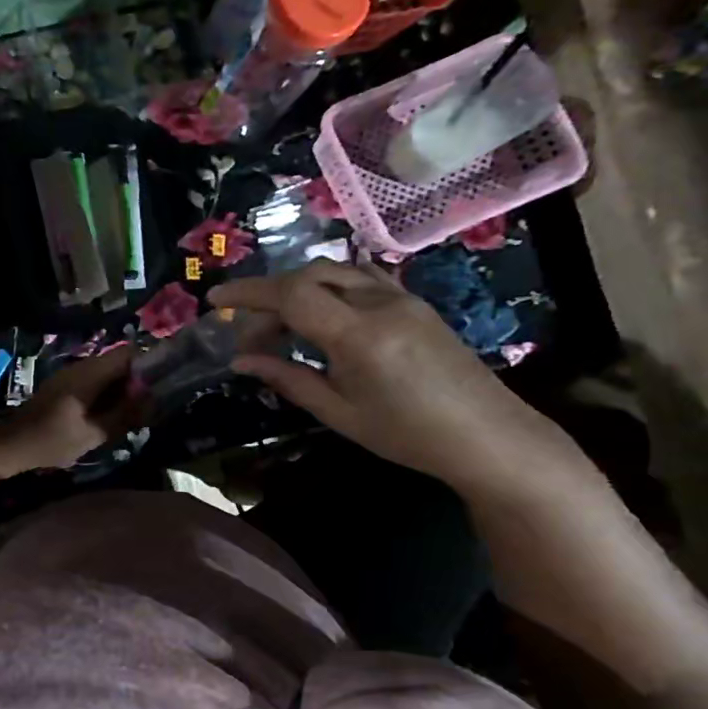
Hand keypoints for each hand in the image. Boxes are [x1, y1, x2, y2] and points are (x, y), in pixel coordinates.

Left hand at [0, 346, 146, 477]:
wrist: (13, 444)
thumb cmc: (53, 440)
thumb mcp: (94, 433)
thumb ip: (125, 414)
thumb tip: (153, 398)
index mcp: (89, 374)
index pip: (128, 353)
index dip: (149, 363)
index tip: (164, 381)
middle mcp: (80, 367)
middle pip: (118, 361)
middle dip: (138, 378)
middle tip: (153, 400)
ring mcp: (69, 374)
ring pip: (106, 372)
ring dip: (122, 387)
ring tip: (136, 409)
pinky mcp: (63, 385)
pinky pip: (93, 380)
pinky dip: (106, 392)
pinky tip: (112, 412)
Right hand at [208, 263, 566, 493]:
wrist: (491, 438)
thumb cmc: (408, 434)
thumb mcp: (338, 412)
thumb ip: (287, 378)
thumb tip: (240, 361)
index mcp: (359, 335)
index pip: (291, 295)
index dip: (248, 293)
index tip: (216, 301)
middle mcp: (381, 305)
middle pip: (309, 275)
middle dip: (269, 296)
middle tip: (252, 335)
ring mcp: (402, 299)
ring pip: (335, 270)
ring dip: (299, 287)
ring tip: (283, 322)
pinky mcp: (415, 303)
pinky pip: (360, 277)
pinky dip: (328, 285)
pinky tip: (321, 314)